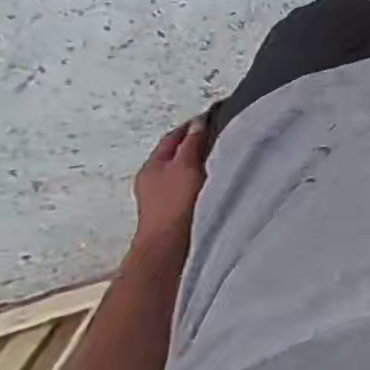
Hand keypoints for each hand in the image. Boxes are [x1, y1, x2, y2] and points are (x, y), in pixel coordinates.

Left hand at [132, 115, 207, 240]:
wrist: (166, 250)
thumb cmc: (174, 205)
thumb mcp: (186, 166)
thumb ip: (192, 142)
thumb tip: (198, 122)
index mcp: (152, 165)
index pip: (172, 137)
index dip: (190, 126)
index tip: (209, 119)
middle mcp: (152, 180)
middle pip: (174, 155)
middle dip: (193, 145)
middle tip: (216, 136)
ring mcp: (159, 199)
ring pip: (180, 173)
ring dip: (196, 165)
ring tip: (217, 160)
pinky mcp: (170, 214)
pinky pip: (185, 189)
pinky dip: (197, 182)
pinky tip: (211, 185)